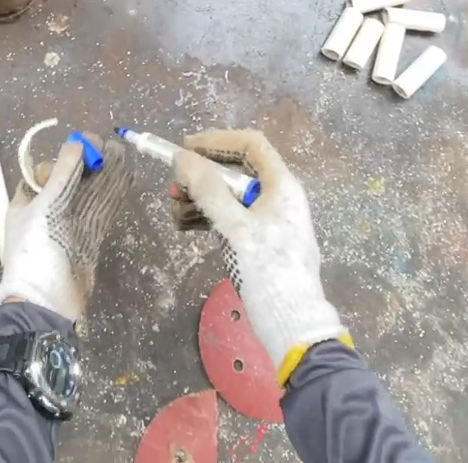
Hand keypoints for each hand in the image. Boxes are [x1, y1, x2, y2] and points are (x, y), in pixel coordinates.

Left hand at [0, 132, 133, 321]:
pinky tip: (126, 178)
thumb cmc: (35, 251)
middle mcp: (47, 212)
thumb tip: (76, 144)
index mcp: (27, 203)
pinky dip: (113, 194)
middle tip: (108, 145)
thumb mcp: (44, 208)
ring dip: (105, 174)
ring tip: (121, 153)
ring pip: (89, 194)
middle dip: (89, 163)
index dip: (61, 160)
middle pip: (71, 181)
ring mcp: (69, 226)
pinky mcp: (88, 238)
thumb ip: (62, 175)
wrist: (47, 304)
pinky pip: (101, 210)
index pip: (43, 173)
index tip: (78, 149)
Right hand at [171, 129, 347, 381]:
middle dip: (201, 176)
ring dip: (199, 198)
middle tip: (174, 187)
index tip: (185, 148)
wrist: (293, 327)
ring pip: (229, 195)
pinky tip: (184, 226)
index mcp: (281, 185)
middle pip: (235, 169)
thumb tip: (181, 157)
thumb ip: (206, 188)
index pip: (249, 144)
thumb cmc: (267, 269)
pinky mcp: (261, 241)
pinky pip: (231, 217)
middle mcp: (277, 196)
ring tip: (174, 212)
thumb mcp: (233, 226)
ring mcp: (269, 219)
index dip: (216, 140)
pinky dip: (207, 217)